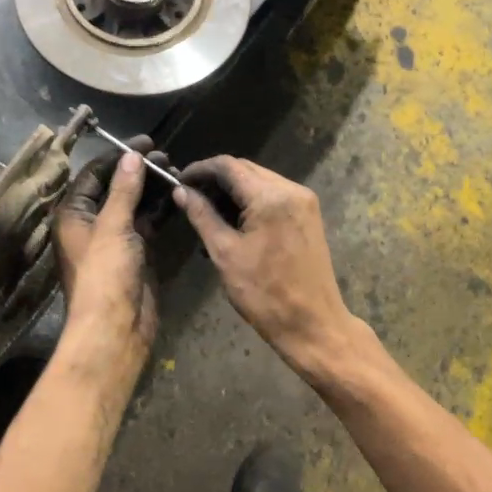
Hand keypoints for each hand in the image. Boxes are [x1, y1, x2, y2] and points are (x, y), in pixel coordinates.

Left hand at [54, 144, 163, 353]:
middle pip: (116, 186)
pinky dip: (160, 208)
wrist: (115, 329)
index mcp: (73, 214)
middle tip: (167, 156)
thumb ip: (123, 190)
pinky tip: (178, 194)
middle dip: (140, 170)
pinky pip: (147, 222)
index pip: (94, 174)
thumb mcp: (112, 227)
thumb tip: (132, 156)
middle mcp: (91, 222)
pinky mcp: (135, 252)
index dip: (119, 155)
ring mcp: (114, 238)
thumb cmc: (105, 275)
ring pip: (134, 203)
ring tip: (177, 170)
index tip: (146, 142)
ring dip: (153, 187)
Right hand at [174, 157, 356, 369]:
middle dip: (215, 179)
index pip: (228, 166)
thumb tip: (181, 191)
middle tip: (189, 197)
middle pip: (245, 169)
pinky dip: (251, 200)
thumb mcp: (225, 253)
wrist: (313, 325)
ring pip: (259, 180)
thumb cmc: (264, 293)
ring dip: (232, 190)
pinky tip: (234, 221)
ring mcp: (303, 201)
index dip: (199, 170)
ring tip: (207, 212)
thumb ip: (202, 215)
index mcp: (270, 197)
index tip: (178, 182)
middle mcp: (291, 189)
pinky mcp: (308, 215)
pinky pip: (273, 195)